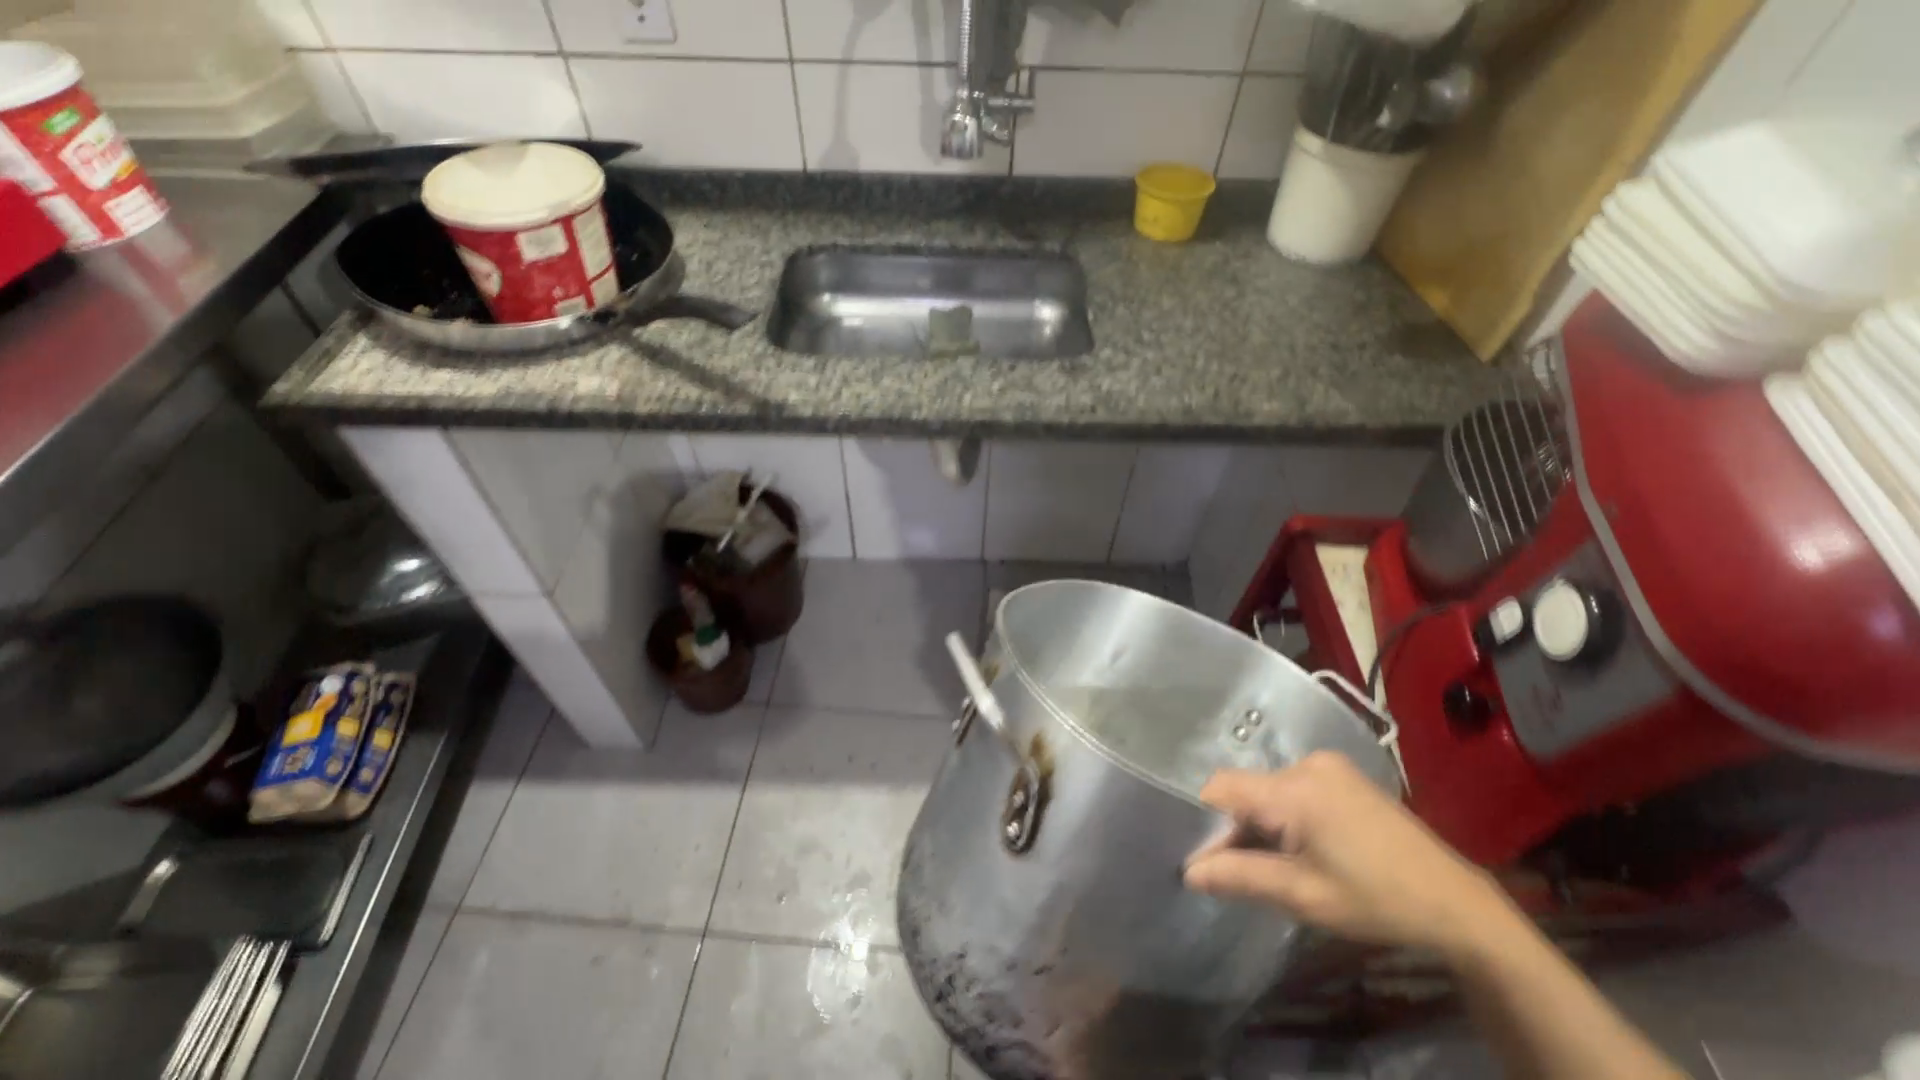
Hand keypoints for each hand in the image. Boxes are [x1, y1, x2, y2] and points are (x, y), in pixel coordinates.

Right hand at [1183, 752, 1516, 955]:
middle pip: (1245, 790)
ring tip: (1272, 869)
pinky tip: (1300, 854)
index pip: (1220, 789)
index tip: (1206, 865)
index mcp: (1295, 789)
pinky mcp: (1345, 779)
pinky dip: (1284, 819)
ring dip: (1260, 826)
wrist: (1455, 903)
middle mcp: (1308, 766)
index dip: (1204, 825)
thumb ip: (1240, 877)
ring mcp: (1330, 769)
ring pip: (1268, 791)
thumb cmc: (1376, 900)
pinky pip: (1293, 791)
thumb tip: (1189, 871)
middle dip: (1234, 830)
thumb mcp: (1303, 895)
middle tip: (1239, 876)